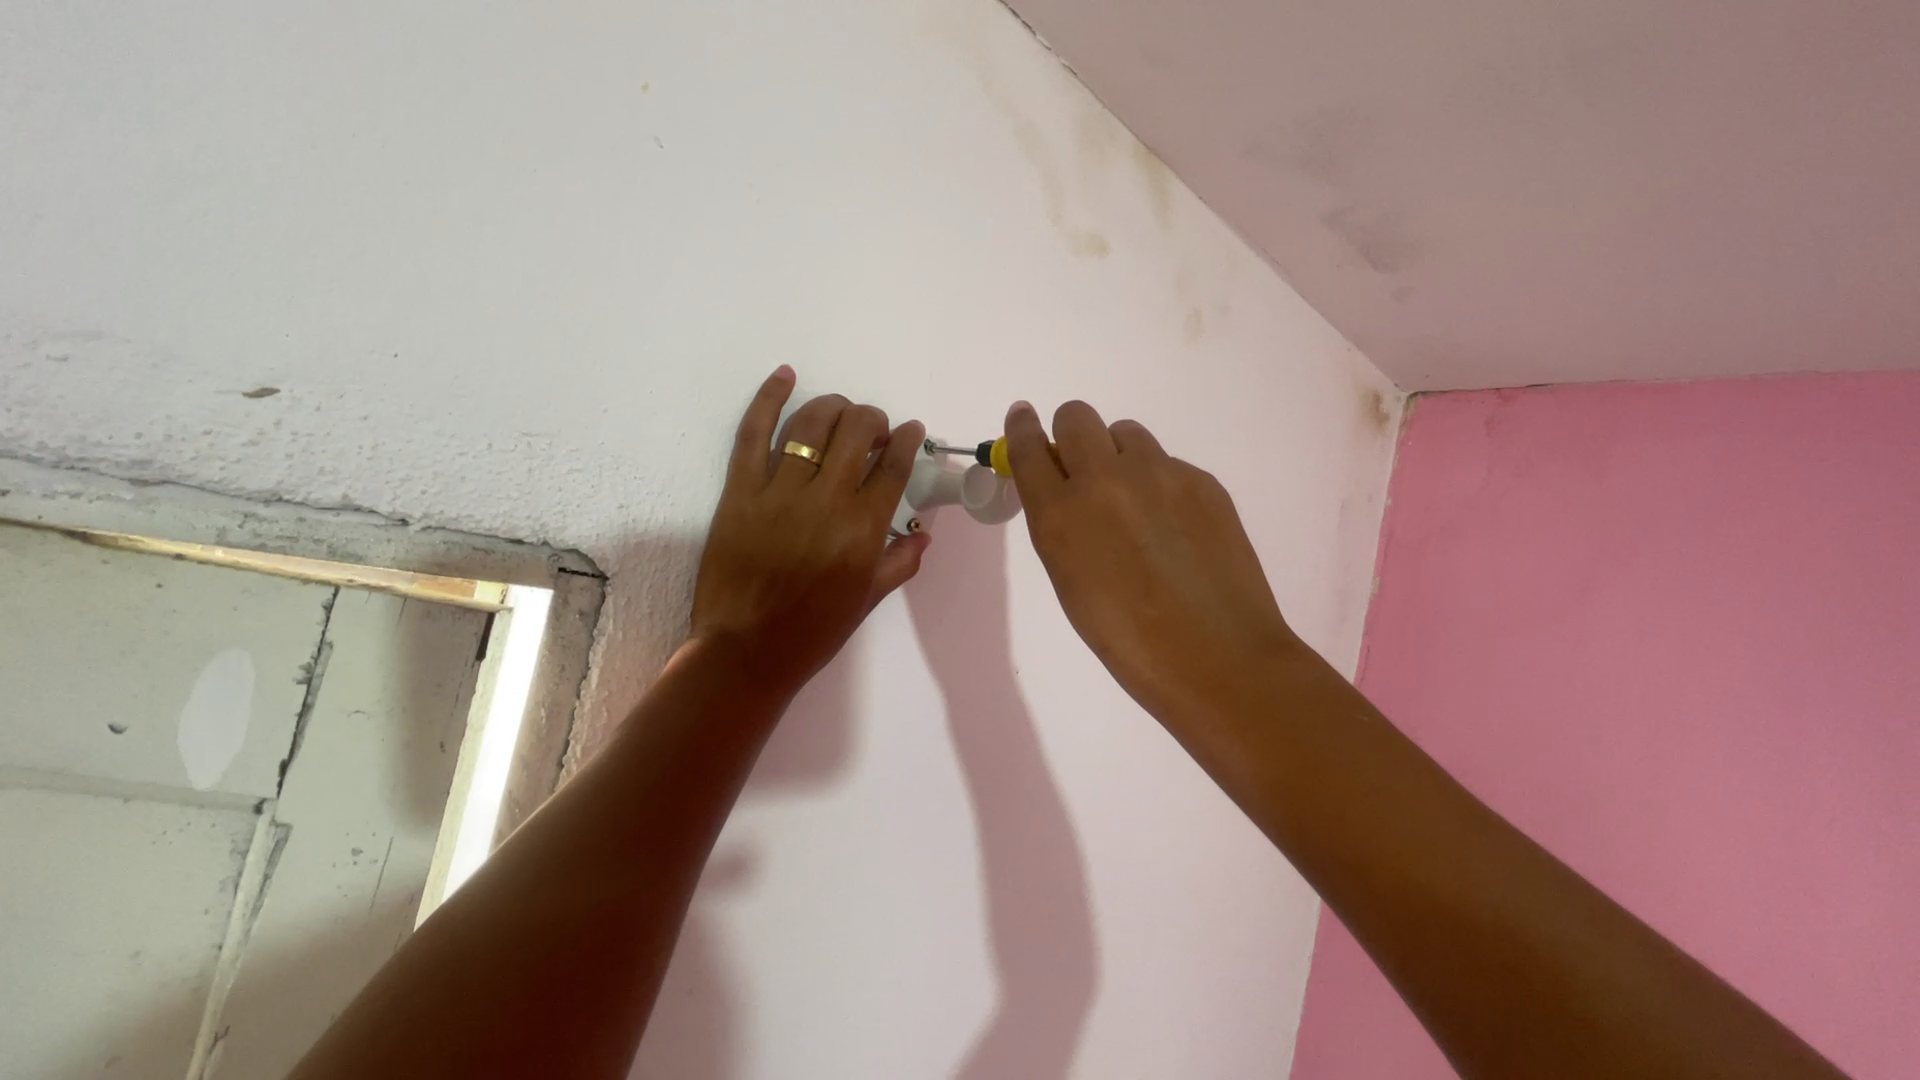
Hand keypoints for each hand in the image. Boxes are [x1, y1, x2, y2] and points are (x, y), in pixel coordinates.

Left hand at [689, 368, 929, 695]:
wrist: (746, 651)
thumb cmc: (813, 631)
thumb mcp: (867, 600)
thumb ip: (899, 562)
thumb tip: (925, 535)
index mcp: (863, 528)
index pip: (894, 466)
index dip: (907, 440)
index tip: (911, 431)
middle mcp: (827, 499)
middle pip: (857, 431)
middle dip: (873, 419)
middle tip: (873, 429)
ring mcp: (779, 491)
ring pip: (811, 423)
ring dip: (833, 406)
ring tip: (840, 411)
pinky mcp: (740, 491)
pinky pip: (753, 433)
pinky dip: (768, 398)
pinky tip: (785, 375)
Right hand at [1004, 400, 1301, 723]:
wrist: (1216, 656)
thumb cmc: (1128, 639)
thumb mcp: (1071, 582)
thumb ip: (1062, 526)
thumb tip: (1066, 491)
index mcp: (1060, 515)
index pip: (1029, 448)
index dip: (1022, 428)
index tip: (1023, 417)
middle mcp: (1105, 480)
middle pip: (1077, 416)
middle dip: (1073, 434)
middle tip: (1084, 468)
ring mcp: (1159, 474)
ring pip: (1126, 433)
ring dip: (1119, 456)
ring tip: (1137, 504)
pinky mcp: (1202, 480)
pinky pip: (1168, 464)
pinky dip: (1161, 484)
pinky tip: (1177, 529)